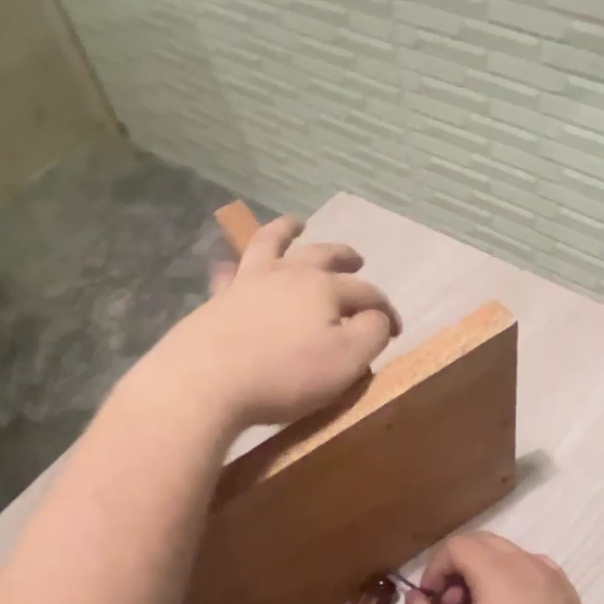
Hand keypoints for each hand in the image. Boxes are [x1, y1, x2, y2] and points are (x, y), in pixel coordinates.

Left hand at [142, 215, 399, 431]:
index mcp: (326, 288)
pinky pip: (231, 271)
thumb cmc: (286, 374)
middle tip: (357, 259)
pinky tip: (232, 266)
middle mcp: (289, 274)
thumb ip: (371, 335)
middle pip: (324, 256)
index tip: (395, 331)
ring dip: (287, 231)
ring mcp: (249, 282)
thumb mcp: (347, 362)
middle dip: (344, 257)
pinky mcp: (218, 299)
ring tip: (296, 224)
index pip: (368, 293)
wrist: (208, 379)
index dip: (386, 311)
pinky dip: (237, 264)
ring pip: (272, 244)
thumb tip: (378, 317)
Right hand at [401, 532, 603, 603]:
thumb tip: (415, 597)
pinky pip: (531, 569)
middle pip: (482, 542)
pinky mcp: (569, 594)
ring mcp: (555, 578)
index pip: (457, 546)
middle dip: (457, 568)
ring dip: (483, 573)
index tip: (430, 602)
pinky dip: (510, 580)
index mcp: (501, 578)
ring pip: (507, 553)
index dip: (435, 568)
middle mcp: (531, 567)